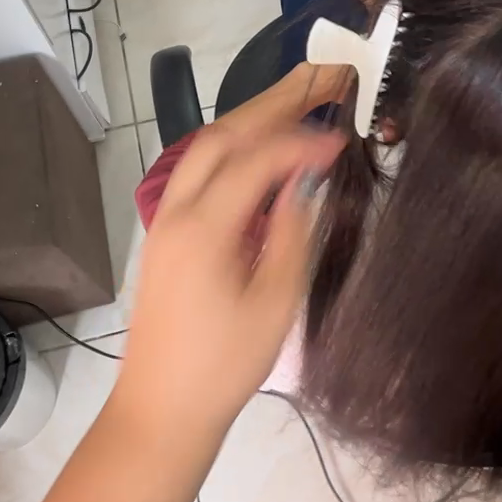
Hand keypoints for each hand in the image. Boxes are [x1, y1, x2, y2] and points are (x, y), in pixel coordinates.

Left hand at [115, 125, 342, 433]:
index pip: (255, 160)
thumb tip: (306, 185)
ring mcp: (163, 223)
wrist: (161, 409)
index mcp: (203, 228)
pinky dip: (231, 153)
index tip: (340, 138)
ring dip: (247, 126)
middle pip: (218, 137)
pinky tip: (260, 159)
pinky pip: (196, 175)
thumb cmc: (223, 366)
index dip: (300, 142)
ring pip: (202, 152)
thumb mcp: (274, 304)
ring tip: (292, 112)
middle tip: (315, 92)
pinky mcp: (164, 237)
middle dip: (268, 109)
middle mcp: (174, 213)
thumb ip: (292, 235)